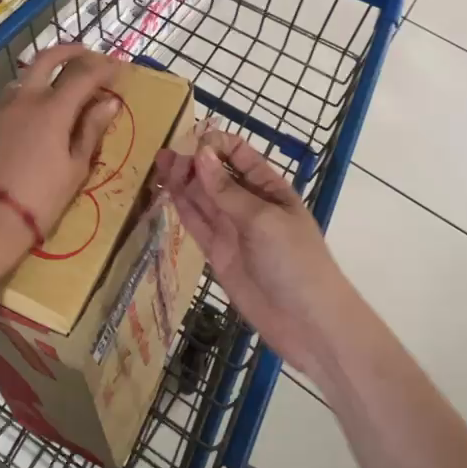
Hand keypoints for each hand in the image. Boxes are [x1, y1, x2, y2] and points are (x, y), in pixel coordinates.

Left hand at [0, 45, 121, 257]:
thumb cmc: (40, 200)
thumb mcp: (75, 168)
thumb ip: (91, 130)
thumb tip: (109, 103)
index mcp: (53, 109)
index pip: (83, 74)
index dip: (103, 68)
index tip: (116, 69)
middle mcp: (24, 100)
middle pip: (48, 59)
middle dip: (70, 51)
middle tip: (86, 55)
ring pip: (23, 82)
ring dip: (42, 80)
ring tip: (54, 96)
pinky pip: (5, 108)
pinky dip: (21, 110)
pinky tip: (24, 131)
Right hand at [154, 131, 359, 378]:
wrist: (308, 324)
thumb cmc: (295, 261)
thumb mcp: (263, 220)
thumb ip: (227, 190)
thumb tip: (200, 154)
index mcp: (268, 187)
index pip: (238, 153)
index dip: (215, 145)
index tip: (190, 143)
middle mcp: (248, 203)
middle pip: (216, 174)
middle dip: (192, 161)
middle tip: (165, 155)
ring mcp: (232, 229)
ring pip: (202, 197)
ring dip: (182, 181)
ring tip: (158, 165)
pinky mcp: (218, 254)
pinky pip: (197, 224)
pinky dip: (181, 207)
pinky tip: (165, 191)